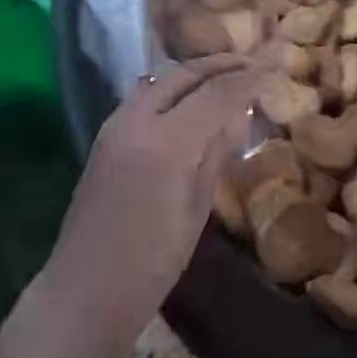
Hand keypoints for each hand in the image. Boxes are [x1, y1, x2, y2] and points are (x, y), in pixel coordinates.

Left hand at [46, 52, 262, 321]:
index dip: (247, 79)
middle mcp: (137, 120)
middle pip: (184, 73)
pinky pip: (145, 95)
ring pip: (161, 78)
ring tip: (225, 76)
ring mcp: (115, 125)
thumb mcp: (196, 210)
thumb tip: (237, 117)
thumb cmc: (151, 264)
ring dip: (195, 72)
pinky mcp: (105, 136)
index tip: (272, 70)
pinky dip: (173, 87)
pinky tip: (190, 100)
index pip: (215, 93)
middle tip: (252, 63)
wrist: (84, 293)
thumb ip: (216, 155)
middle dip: (220, 64)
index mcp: (166, 142)